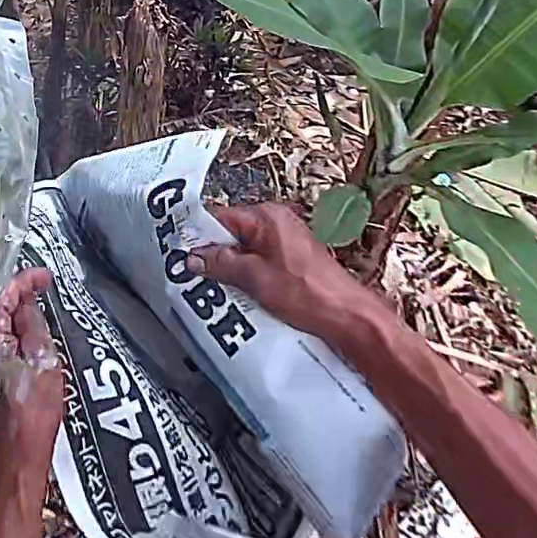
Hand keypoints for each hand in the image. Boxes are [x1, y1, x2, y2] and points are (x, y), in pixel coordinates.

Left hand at [0, 268, 64, 463]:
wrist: (12, 462)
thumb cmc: (31, 414)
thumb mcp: (44, 362)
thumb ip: (33, 325)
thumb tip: (27, 301)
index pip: (3, 291)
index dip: (25, 279)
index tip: (46, 277)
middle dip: (18, 292)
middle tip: (43, 289)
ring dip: (14, 312)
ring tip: (38, 306)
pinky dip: (10, 331)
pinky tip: (25, 334)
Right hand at [184, 203, 384, 343]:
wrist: (353, 321)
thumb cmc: (309, 294)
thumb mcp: (254, 278)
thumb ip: (220, 263)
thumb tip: (193, 257)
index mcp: (267, 216)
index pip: (219, 217)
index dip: (200, 235)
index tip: (183, 252)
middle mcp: (276, 222)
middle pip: (231, 233)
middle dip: (215, 253)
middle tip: (198, 273)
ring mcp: (286, 241)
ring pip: (244, 249)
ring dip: (231, 267)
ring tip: (219, 286)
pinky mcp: (292, 260)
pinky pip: (258, 260)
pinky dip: (247, 274)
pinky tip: (242, 291)